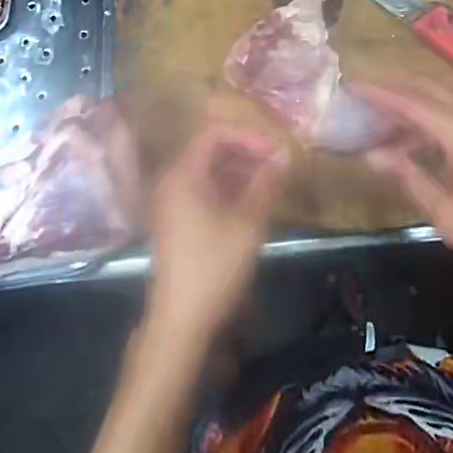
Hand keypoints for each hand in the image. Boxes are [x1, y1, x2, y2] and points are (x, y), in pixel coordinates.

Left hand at [145, 118, 289, 342]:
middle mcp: (170, 180)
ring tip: (269, 186)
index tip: (276, 152)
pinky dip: (224, 190)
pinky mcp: (173, 220)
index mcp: (182, 174)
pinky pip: (199, 191)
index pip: (213, 134)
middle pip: (208, 151)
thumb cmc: (214, 267)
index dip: (247, 138)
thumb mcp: (247, 224)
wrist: (181, 318)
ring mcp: (169, 201)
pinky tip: (249, 205)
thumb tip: (284, 155)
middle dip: (244, 154)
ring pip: (205, 172)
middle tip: (277, 168)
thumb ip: (265, 185)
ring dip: (237, 173)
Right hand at [352, 79, 452, 292]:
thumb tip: (371, 155)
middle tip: (357, 91)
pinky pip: (450, 113)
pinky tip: (408, 136)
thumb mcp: (447, 215)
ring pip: (440, 98)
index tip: (349, 85)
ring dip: (407, 99)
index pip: (412, 103)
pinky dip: (424, 114)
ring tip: (376, 112)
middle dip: (390, 87)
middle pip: (427, 89)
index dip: (378, 93)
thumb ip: (409, 178)